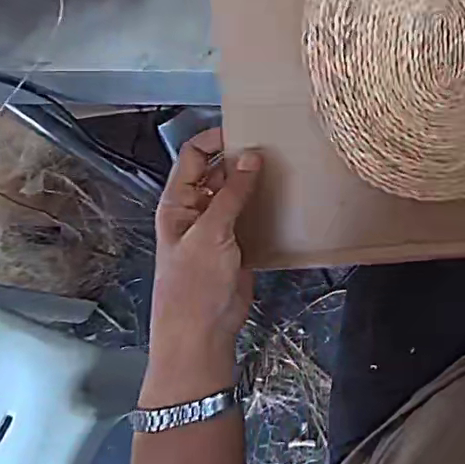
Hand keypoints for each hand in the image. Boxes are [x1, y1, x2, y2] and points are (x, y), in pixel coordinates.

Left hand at [145, 127, 258, 401]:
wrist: (202, 334)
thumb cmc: (195, 284)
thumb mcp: (211, 234)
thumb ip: (232, 194)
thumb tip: (252, 155)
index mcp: (179, 202)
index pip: (194, 156)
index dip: (216, 139)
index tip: (248, 130)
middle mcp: (197, 209)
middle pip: (218, 171)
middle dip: (241, 157)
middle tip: (275, 144)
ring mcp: (217, 226)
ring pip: (237, 191)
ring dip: (255, 179)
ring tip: (285, 164)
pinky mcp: (237, 242)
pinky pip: (251, 213)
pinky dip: (264, 202)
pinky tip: (285, 194)